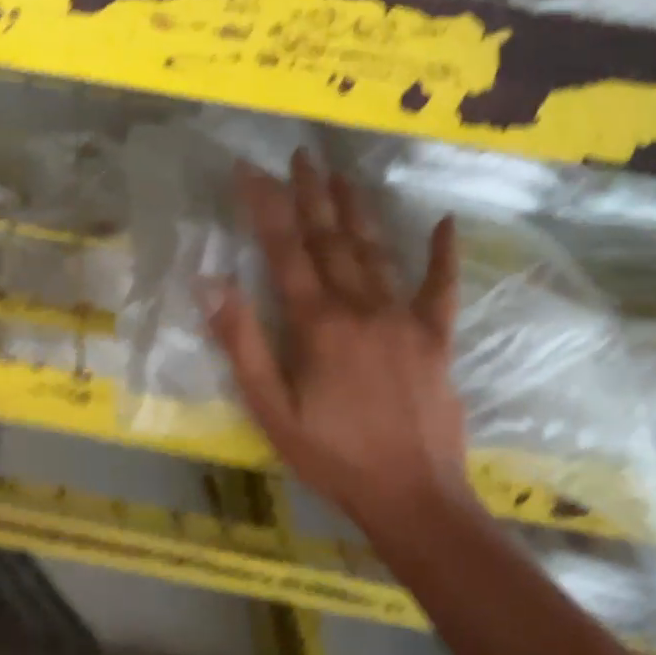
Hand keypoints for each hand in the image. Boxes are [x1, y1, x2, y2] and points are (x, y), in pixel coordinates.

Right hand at [204, 153, 469, 527]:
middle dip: (311, 193)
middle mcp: (360, 307)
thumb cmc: (330, 456)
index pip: (284, 248)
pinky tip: (444, 222)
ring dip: (356, 209)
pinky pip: (440, 288)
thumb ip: (241, 343)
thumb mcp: (270, 408)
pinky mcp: (436, 338)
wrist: (415, 501)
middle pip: (330, 238)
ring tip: (341, 174)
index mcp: (316, 322)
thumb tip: (211, 283)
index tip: (249, 170)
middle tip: (300, 154)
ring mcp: (404, 319)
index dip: (265, 205)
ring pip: (375, 250)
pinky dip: (443, 254)